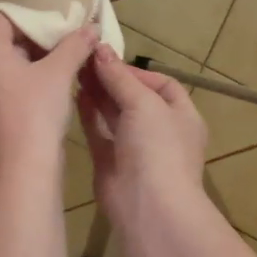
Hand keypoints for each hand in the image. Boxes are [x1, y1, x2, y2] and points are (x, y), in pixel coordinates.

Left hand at [0, 14, 98, 176]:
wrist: (26, 167)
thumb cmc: (36, 111)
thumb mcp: (58, 72)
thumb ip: (75, 45)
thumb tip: (92, 26)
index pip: (6, 16)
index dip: (34, 9)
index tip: (60, 5)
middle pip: (13, 36)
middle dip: (44, 30)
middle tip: (73, 21)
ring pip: (20, 57)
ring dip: (47, 51)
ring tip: (76, 41)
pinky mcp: (5, 105)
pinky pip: (23, 76)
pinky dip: (43, 69)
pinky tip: (68, 67)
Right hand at [76, 44, 209, 232]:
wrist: (148, 207)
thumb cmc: (158, 148)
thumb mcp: (143, 103)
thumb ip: (120, 77)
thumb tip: (100, 49)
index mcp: (182, 116)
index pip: (162, 85)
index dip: (137, 71)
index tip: (110, 59)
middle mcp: (160, 131)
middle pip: (134, 97)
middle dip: (112, 79)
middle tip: (85, 60)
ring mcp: (135, 148)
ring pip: (114, 114)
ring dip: (98, 93)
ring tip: (75, 71)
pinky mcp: (111, 162)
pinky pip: (98, 132)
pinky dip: (88, 114)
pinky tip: (74, 95)